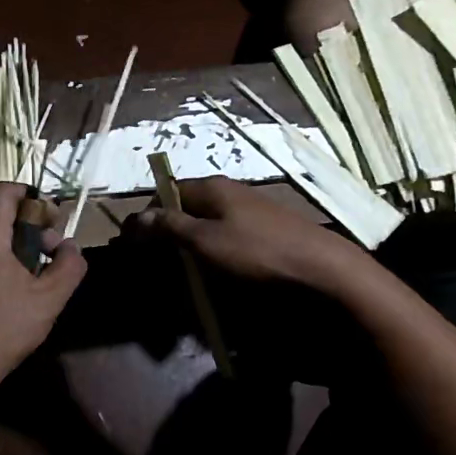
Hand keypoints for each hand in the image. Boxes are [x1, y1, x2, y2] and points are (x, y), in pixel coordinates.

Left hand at [0, 183, 86, 385]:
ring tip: (44, 273)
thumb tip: (71, 247)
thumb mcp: (50, 298)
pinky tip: (24, 288)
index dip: (31, 194)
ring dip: (23, 245)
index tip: (52, 216)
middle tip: (55, 250)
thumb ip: (69, 265)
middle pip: (1, 214)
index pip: (4, 191)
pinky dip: (8, 259)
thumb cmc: (6, 328)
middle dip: (34, 224)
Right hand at [132, 176, 361, 286]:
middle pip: (186, 205)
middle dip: (168, 230)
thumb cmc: (257, 251)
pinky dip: (212, 248)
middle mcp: (229, 191)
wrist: (319, 265)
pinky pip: (225, 233)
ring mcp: (248, 208)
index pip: (167, 191)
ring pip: (206, 220)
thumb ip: (171, 227)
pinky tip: (214, 267)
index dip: (149, 214)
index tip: (136, 242)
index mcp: (211, 187)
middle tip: (157, 259)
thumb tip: (139, 216)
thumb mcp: (206, 240)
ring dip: (190, 241)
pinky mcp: (263, 228)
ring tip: (183, 267)